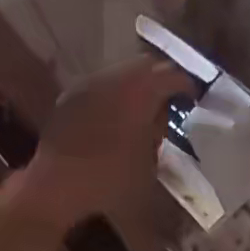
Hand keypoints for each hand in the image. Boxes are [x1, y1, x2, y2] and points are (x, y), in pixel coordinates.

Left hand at [15, 57, 193, 227]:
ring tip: (141, 108)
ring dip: (135, 85)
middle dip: (160, 78)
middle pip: (145, 65)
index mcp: (141, 91)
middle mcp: (115, 77)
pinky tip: (114, 116)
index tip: (192, 98)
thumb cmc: (109, 180)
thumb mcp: (148, 165)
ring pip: (120, 73)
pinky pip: (99, 86)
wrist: (57, 185)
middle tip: (169, 98)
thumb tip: (159, 119)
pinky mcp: (70, 97)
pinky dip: (113, 95)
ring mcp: (89, 84)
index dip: (186, 85)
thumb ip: (158, 135)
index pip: (172, 75)